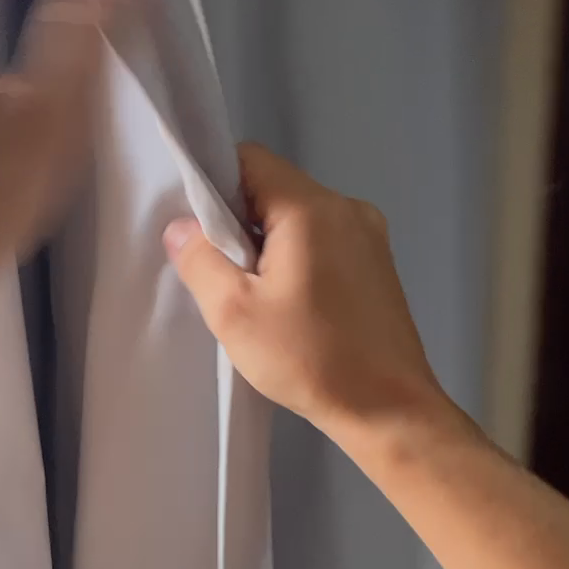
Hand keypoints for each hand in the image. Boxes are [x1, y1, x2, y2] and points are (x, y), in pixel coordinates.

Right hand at [163, 143, 454, 439]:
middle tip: (220, 274)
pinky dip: (293, 259)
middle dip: (237, 223)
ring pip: (296, 218)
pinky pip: (320, 241)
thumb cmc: (307, 357)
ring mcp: (368, 234)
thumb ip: (200, 260)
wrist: (387, 408)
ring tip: (254, 297)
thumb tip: (181, 228)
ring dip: (265, 245)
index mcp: (311, 208)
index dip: (213, 185)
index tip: (197, 232)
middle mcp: (346, 207)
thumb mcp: (233, 312)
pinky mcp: (376, 263)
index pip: (250, 160)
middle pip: (273, 189)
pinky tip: (287, 305)